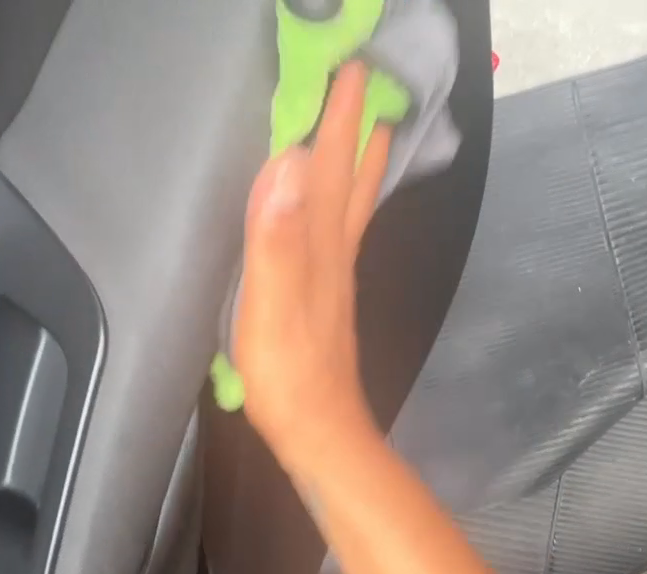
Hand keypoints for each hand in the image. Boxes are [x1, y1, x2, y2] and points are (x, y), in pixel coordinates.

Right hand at [234, 62, 392, 460]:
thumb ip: (278, 240)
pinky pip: (340, 236)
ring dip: (360, 166)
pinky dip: (345, 207)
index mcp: (321, 250)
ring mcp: (335, 280)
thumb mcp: (273, 308)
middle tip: (368, 82)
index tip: (351, 66)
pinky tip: (338, 210)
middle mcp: (336, 258)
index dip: (340, 118)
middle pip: (351, 182)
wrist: (320, 434)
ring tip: (373, 130)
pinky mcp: (327, 302)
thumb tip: (290, 166)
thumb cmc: (290, 377)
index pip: (332, 169)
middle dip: (358, 129)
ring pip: (352, 208)